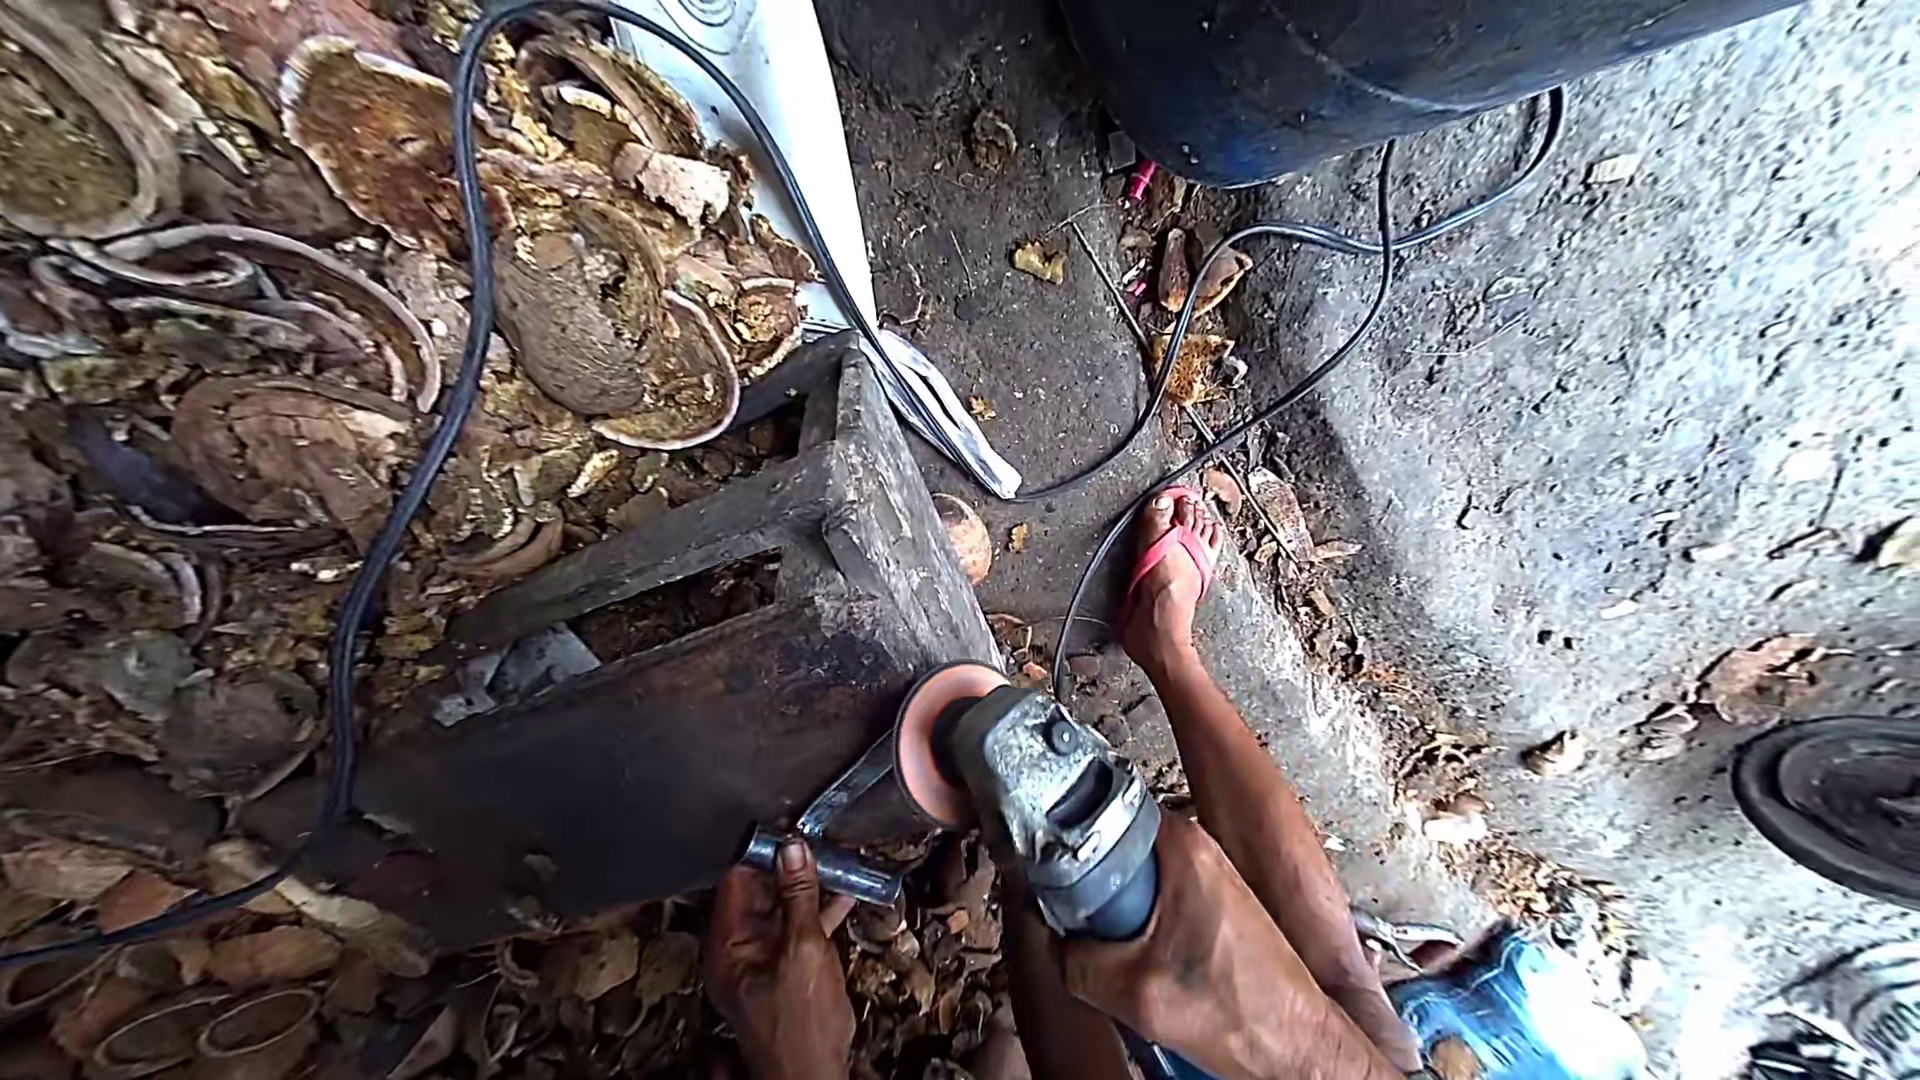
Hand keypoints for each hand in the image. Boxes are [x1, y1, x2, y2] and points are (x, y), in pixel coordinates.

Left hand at [706, 842, 857, 1079]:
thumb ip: (798, 895)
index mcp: (729, 945)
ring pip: (786, 903)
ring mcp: (767, 954)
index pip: (738, 882)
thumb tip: (792, 848)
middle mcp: (742, 946)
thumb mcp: (803, 949)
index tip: (790, 828)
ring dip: (813, 883)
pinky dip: (824, 906)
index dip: (763, 852)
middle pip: (763, 889)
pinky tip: (849, 888)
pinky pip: (803, 922)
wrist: (817, 1073)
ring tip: (840, 855)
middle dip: (793, 864)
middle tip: (820, 837)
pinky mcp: (791, 961)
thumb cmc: (801, 1024)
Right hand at [1059, 815, 1401, 1079]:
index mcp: (1182, 845)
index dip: (1072, 847)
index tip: (1059, 879)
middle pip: (1116, 850)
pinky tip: (1149, 963)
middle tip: (1094, 930)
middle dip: (1097, 891)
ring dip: (1120, 912)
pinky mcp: (1213, 898)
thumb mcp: (1135, 993)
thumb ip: (1076, 963)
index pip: (1101, 815)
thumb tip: (1052, 944)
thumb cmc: (1247, 1016)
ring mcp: (1207, 871)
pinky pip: (1158, 896)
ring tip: (1124, 953)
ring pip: (1135, 877)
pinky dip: (1144, 924)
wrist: (1300, 1051)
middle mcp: (1196, 846)